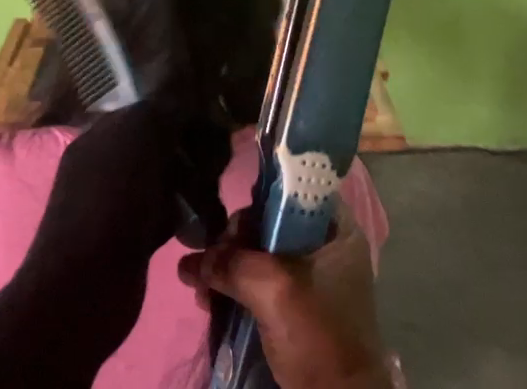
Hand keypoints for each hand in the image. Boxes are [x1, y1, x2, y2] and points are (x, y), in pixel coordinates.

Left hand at [0, 103, 231, 388]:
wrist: (85, 287)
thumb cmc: (112, 201)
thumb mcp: (138, 134)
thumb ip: (162, 110)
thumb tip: (185, 103)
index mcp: (100, 135)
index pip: (151, 111)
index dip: (184, 116)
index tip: (214, 129)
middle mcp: (105, 165)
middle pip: (163, 146)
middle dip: (193, 153)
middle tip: (215, 169)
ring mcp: (117, 203)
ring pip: (170, 180)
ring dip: (195, 185)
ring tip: (212, 198)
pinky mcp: (131, 238)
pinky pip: (168, 213)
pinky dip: (188, 215)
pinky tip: (202, 223)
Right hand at [178, 202, 392, 388]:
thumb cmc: (318, 335)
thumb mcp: (274, 290)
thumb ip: (233, 265)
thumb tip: (189, 261)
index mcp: (337, 229)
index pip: (295, 191)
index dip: (260, 201)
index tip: (232, 227)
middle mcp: (325, 245)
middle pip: (270, 224)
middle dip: (234, 243)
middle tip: (210, 264)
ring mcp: (311, 277)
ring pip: (259, 256)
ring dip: (227, 268)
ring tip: (201, 288)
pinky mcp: (295, 306)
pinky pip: (258, 284)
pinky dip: (234, 289)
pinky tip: (208, 300)